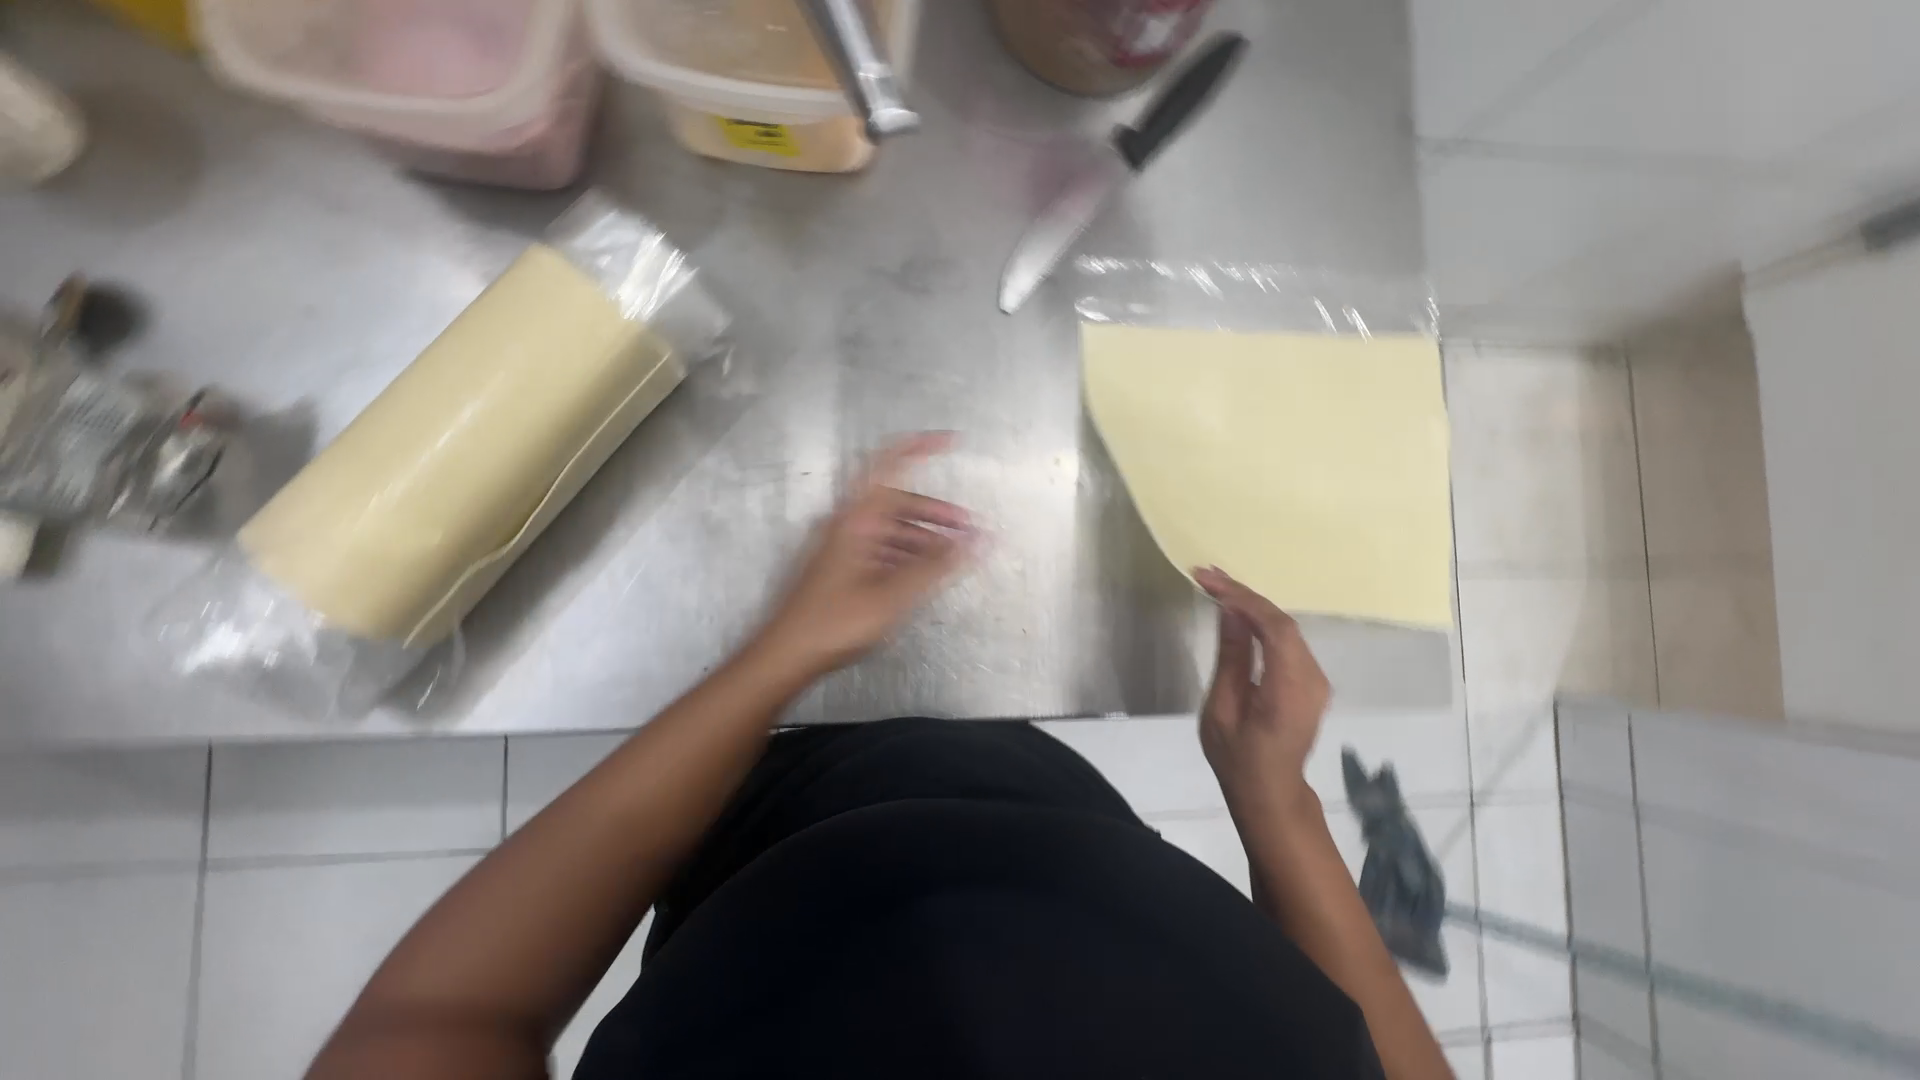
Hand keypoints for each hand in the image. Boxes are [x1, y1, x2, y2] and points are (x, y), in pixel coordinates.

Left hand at [756, 433, 975, 676]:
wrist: (785, 654)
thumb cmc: (837, 621)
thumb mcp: (894, 595)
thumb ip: (939, 565)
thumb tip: (980, 539)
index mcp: (856, 518)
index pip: (888, 464)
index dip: (920, 447)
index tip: (951, 440)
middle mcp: (845, 522)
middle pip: (895, 501)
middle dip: (935, 511)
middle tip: (968, 528)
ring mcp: (838, 544)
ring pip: (888, 527)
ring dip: (922, 536)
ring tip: (952, 557)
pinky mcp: (836, 565)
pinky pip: (877, 546)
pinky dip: (903, 553)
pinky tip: (921, 575)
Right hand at [1195, 566, 1330, 818]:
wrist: (1269, 791)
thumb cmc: (1237, 757)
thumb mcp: (1222, 710)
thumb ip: (1231, 659)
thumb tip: (1230, 613)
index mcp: (1289, 690)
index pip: (1275, 628)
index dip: (1243, 598)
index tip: (1208, 580)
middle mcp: (1313, 679)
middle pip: (1283, 623)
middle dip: (1244, 594)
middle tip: (1207, 575)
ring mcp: (1316, 679)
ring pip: (1286, 628)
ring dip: (1252, 605)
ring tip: (1216, 585)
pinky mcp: (1310, 680)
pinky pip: (1287, 641)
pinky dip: (1262, 622)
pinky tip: (1237, 612)